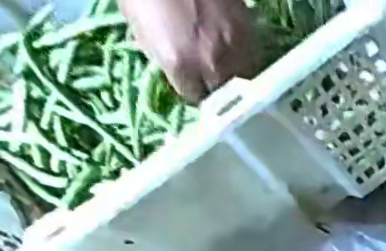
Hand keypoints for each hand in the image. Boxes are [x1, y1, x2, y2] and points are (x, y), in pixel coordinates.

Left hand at [119, 0, 254, 102]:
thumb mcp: (135, 17)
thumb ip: (157, 50)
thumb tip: (174, 68)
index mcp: (179, 62)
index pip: (192, 97)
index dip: (189, 89)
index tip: (186, 81)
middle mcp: (213, 66)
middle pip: (222, 95)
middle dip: (214, 86)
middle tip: (204, 73)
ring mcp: (237, 50)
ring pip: (242, 79)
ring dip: (232, 73)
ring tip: (219, 58)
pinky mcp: (250, 32)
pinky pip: (249, 57)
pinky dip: (241, 55)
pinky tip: (228, 42)